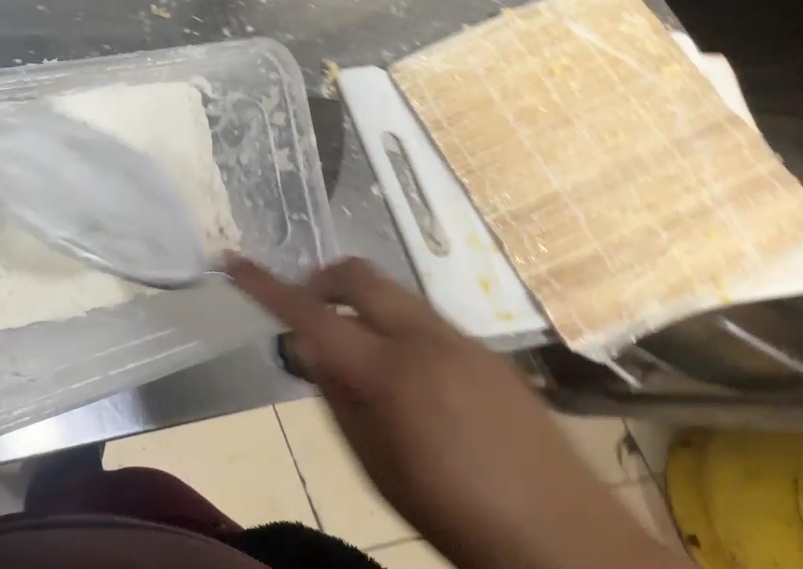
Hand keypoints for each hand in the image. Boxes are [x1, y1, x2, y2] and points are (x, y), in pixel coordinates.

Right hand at [228, 257, 688, 568]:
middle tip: (305, 308)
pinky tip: (406, 376)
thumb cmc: (451, 512)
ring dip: (360, 304)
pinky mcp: (494, 358)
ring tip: (354, 349)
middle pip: (359, 276)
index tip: (233, 262)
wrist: (569, 546)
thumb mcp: (374, 463)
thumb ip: (337, 396)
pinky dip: (396, 326)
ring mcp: (466, 345)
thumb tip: (307, 350)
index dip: (265, 285)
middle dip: (321, 279)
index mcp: (389, 372)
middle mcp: (427, 341)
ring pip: (395, 294)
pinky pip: (427, 320)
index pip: (310, 313)